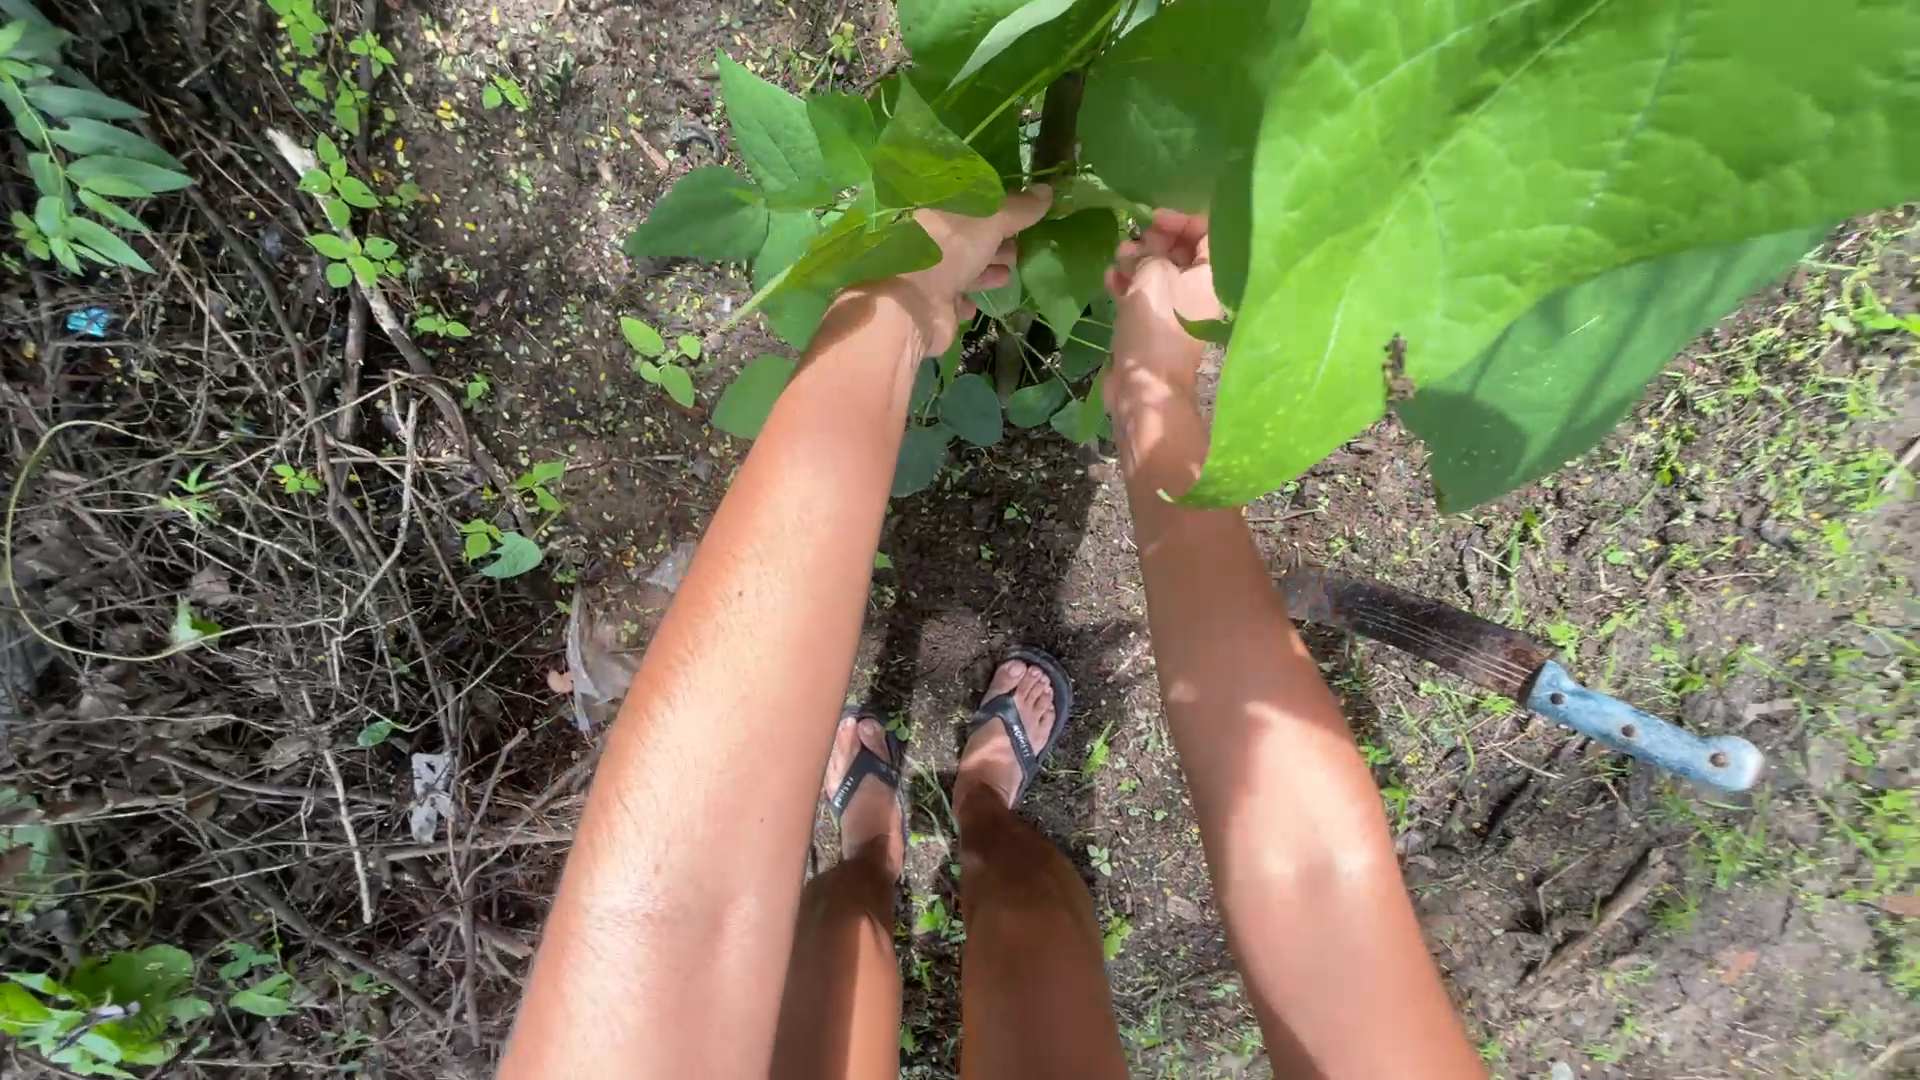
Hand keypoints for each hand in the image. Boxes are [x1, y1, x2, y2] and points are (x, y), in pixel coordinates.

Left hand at [869, 186, 1052, 353]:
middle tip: (1020, 243)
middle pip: (968, 236)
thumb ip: (1019, 208)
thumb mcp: (990, 219)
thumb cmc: (948, 250)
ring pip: (964, 268)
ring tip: (1010, 269)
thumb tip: (1048, 191)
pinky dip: (969, 297)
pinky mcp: (934, 305)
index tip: (1021, 209)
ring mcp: (930, 274)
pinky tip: (981, 300)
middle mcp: (930, 239)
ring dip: (986, 268)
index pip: (970, 202)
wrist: (914, 305)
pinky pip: (956, 299)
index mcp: (936, 209)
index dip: (995, 204)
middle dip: (994, 240)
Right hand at [1104, 209, 1219, 409]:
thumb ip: (1149, 253)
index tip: (1153, 218)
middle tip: (1133, 239)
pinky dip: (1128, 285)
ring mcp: (1175, 311)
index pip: (1207, 233)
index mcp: (1212, 276)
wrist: (1143, 385)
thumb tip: (1142, 252)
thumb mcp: (1152, 275)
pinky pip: (1143, 296)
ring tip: (1117, 257)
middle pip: (1181, 252)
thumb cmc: (1155, 326)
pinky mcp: (1153, 327)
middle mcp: (1199, 291)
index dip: (1180, 219)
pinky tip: (1109, 279)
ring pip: (1158, 274)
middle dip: (1154, 241)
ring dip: (1136, 261)